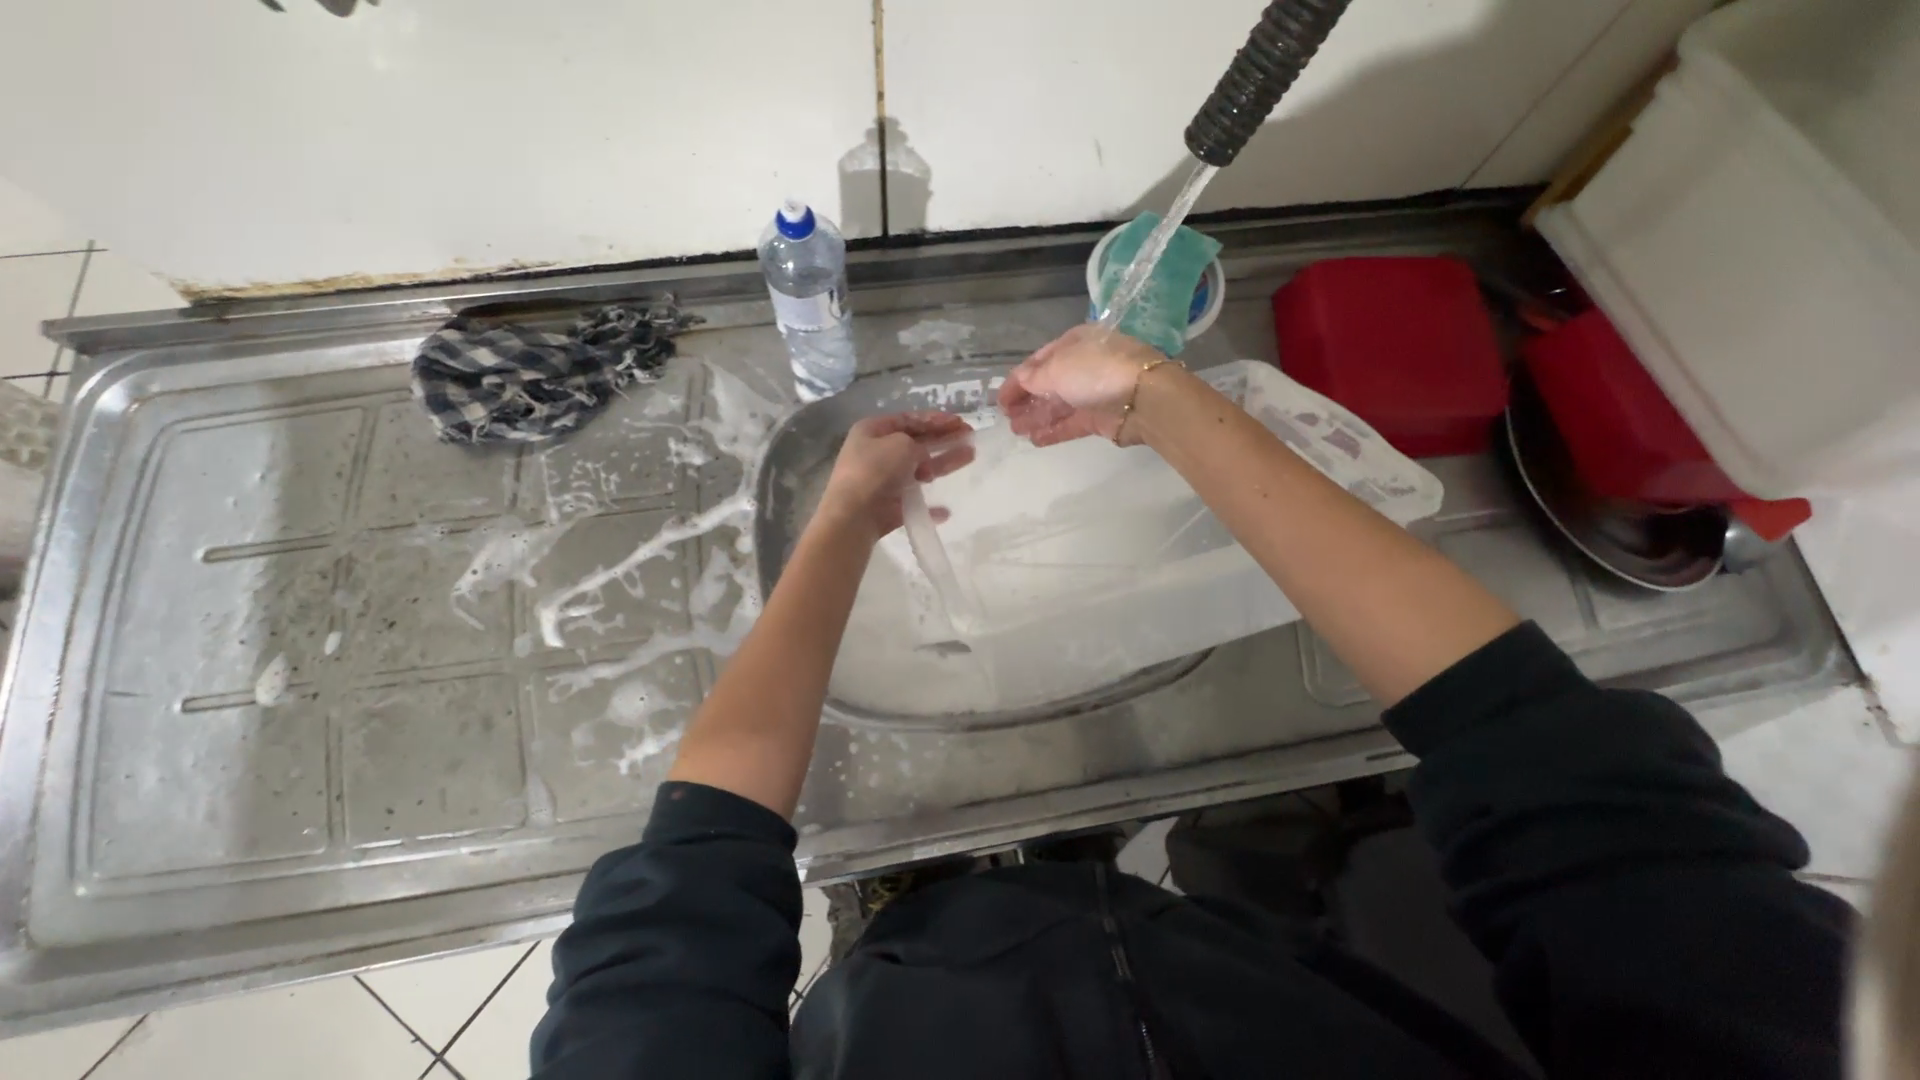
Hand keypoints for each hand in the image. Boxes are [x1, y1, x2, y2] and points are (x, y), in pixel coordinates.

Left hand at [815, 411, 975, 539]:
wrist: (853, 516)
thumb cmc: (875, 470)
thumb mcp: (901, 444)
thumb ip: (918, 443)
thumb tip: (921, 455)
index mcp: (872, 431)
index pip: (908, 420)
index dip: (934, 419)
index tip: (959, 422)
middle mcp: (874, 454)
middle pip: (915, 443)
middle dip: (943, 439)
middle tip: (969, 437)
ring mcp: (880, 482)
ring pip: (917, 471)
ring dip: (942, 464)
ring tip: (970, 457)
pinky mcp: (886, 507)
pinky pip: (912, 503)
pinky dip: (928, 505)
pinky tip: (945, 511)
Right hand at [997, 324, 1167, 445]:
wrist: (1144, 398)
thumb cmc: (1096, 372)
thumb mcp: (1057, 368)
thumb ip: (1034, 377)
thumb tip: (1021, 379)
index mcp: (1075, 343)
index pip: (1039, 361)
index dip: (1017, 379)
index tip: (1000, 399)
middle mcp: (1084, 366)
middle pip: (1048, 384)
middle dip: (1026, 400)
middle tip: (1006, 417)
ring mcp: (1093, 393)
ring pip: (1058, 406)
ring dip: (1036, 417)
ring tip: (1016, 431)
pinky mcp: (1101, 418)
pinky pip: (1071, 424)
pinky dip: (1053, 431)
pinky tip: (1035, 441)